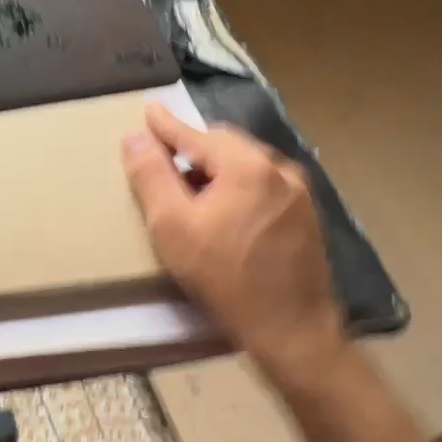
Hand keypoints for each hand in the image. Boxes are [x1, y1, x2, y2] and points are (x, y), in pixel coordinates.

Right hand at [121, 101, 345, 382]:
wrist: (292, 332)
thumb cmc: (224, 277)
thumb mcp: (172, 226)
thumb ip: (151, 176)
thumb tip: (135, 137)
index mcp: (247, 166)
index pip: (195, 133)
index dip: (165, 124)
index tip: (148, 109)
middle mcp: (279, 170)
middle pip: (224, 143)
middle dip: (192, 147)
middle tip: (162, 159)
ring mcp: (299, 193)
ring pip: (246, 163)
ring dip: (215, 167)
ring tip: (189, 189)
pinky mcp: (306, 216)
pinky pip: (263, 183)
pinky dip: (237, 184)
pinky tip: (222, 209)